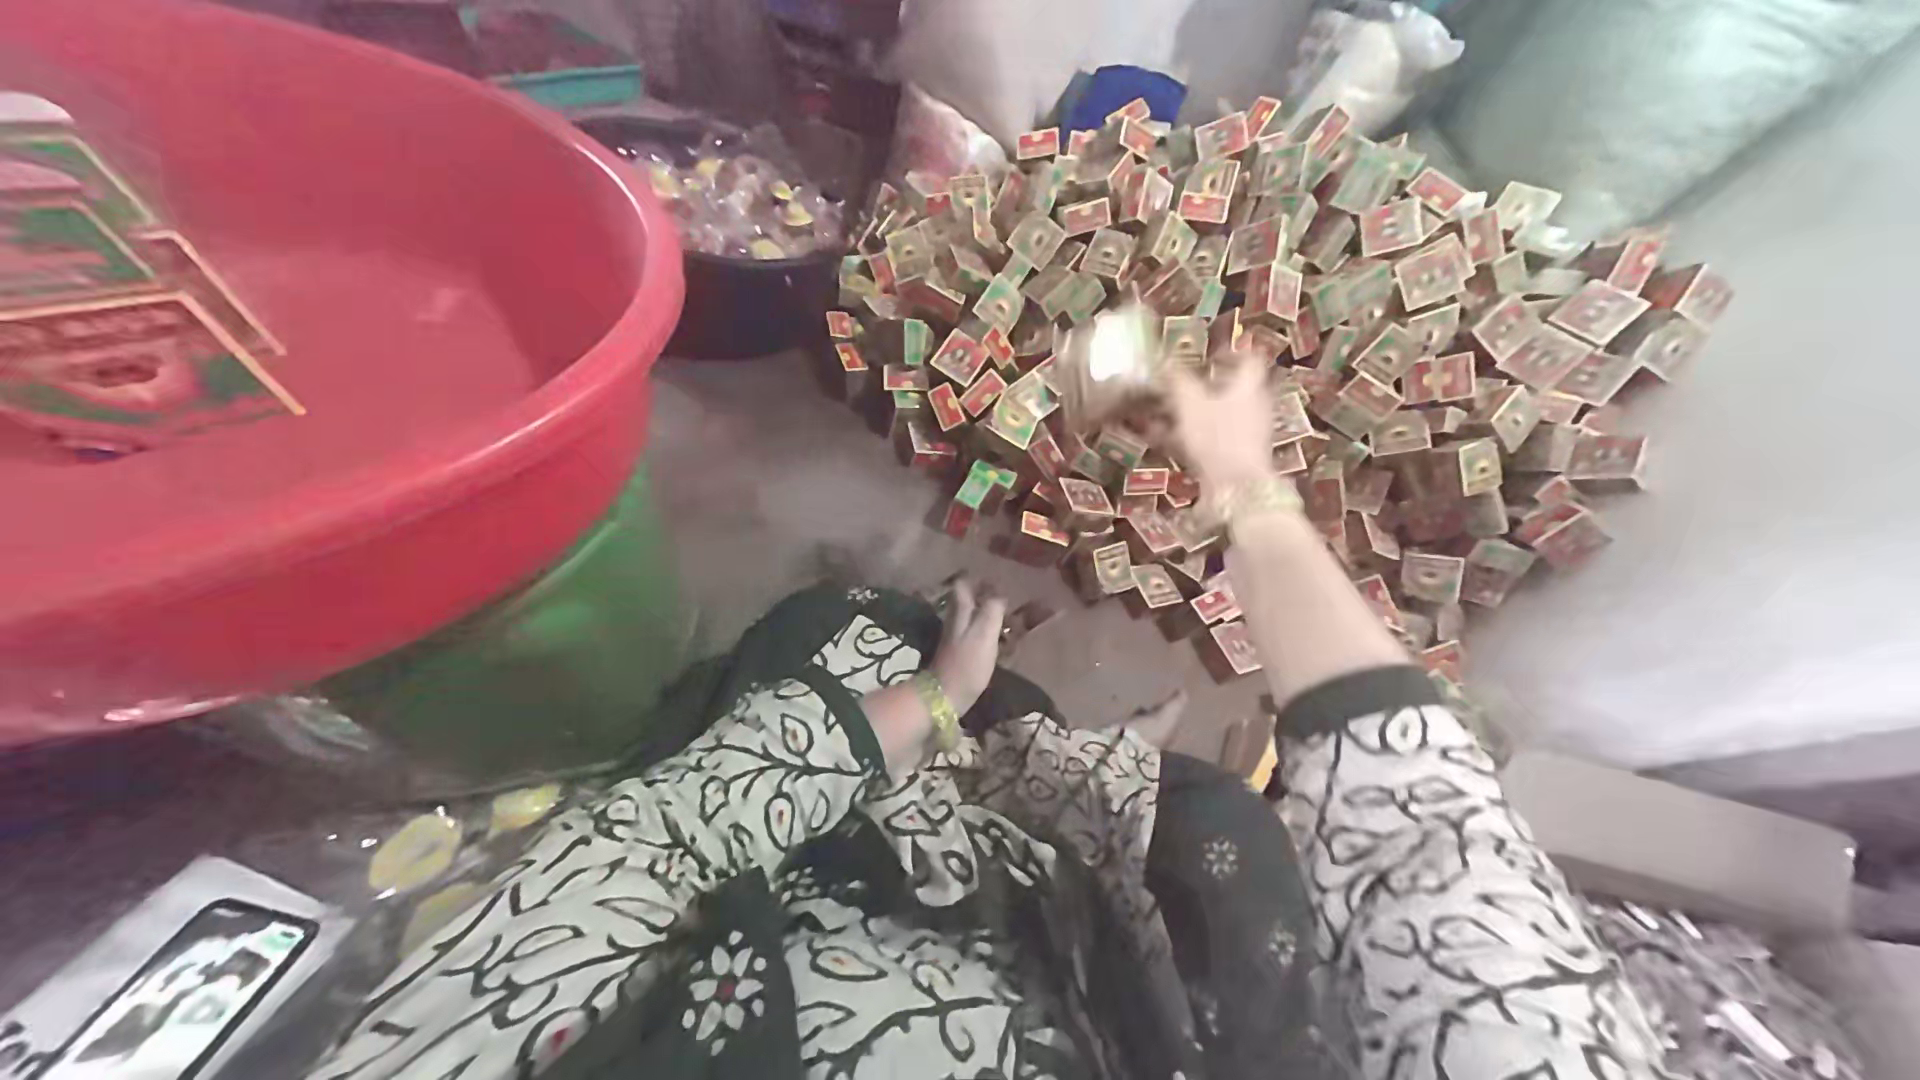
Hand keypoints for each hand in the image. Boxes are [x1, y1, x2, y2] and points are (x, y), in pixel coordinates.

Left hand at [929, 577, 1006, 715]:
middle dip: (986, 596)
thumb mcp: (984, 633)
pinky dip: (991, 633)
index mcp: (961, 612)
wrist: (946, 697)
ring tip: (1011, 615)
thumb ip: (992, 610)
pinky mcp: (962, 656)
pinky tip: (1004, 639)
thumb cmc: (967, 664)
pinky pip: (979, 636)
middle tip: (1008, 595)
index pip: (964, 584)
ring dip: (990, 614)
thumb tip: (999, 592)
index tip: (996, 576)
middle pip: (970, 601)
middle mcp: (957, 621)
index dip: (977, 578)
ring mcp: (958, 639)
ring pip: (975, 618)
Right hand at [1166, 353, 1274, 488]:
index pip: (1248, 359)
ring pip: (1218, 415)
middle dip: (1203, 389)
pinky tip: (1167, 443)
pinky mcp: (1239, 456)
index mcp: (1248, 385)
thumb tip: (1167, 363)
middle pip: (1231, 389)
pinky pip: (1213, 438)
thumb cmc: (1216, 437)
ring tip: (1164, 418)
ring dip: (1193, 414)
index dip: (1230, 353)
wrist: (1237, 486)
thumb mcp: (1190, 403)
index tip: (1211, 356)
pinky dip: (1192, 437)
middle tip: (1179, 389)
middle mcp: (1254, 405)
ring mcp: (1249, 433)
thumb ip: (1178, 381)